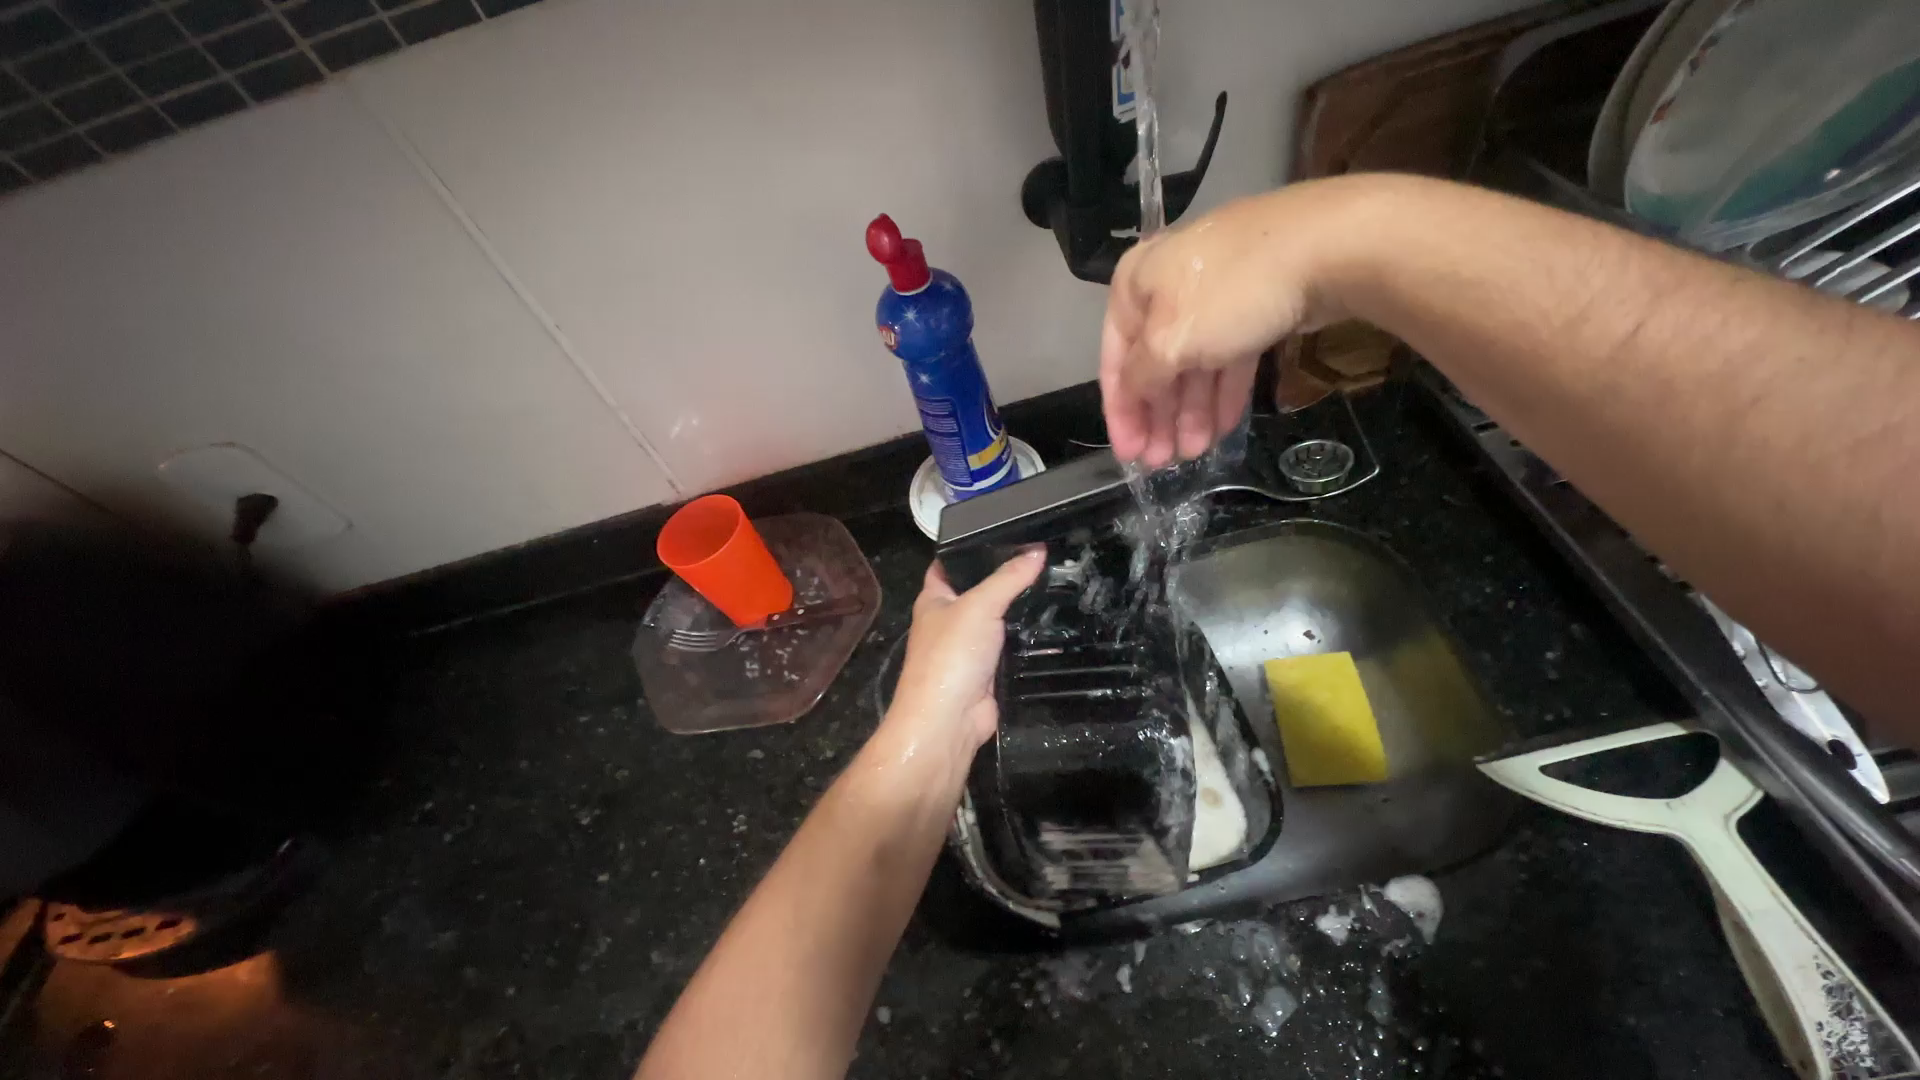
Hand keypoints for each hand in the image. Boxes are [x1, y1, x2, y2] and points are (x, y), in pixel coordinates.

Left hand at [876, 548, 1046, 783]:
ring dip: (1020, 607)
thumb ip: (1008, 578)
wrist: (948, 721)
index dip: (972, 546)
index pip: (950, 562)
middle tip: (1044, 553)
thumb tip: (1038, 551)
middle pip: (980, 589)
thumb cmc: (950, 656)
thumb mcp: (979, 606)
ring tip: (1057, 579)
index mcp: (933, 598)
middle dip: (1006, 575)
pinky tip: (1052, 620)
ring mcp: (969, 646)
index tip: (1007, 530)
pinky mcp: (989, 670)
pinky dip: (1027, 637)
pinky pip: (1011, 646)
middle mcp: (949, 619)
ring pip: (999, 618)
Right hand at [1100, 180, 1359, 466]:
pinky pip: (1229, 356)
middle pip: (1156, 364)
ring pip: (1195, 363)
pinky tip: (1224, 427)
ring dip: (1191, 412)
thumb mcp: (1169, 344)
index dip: (1121, 412)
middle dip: (1159, 417)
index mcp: (1134, 284)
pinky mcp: (1255, 304)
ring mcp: (1215, 293)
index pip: (1115, 360)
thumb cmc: (1229, 296)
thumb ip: (1140, 378)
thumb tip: (1133, 395)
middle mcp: (1167, 286)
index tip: (1129, 454)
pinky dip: (1224, 391)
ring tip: (1195, 453)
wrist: (1327, 247)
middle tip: (1162, 462)